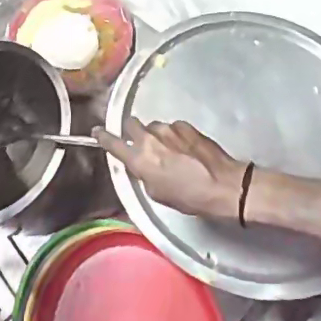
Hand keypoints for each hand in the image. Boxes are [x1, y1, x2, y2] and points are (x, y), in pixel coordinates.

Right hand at [93, 117, 247, 220]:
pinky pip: (173, 127)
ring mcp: (169, 129)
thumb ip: (143, 175)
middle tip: (141, 144)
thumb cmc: (189, 196)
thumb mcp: (157, 193)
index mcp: (139, 160)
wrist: (222, 184)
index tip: (98, 132)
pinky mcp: (186, 125)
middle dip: (132, 132)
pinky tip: (186, 149)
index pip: (112, 142)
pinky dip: (175, 136)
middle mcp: (150, 139)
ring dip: (157, 136)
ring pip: (154, 126)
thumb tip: (141, 165)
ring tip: (170, 152)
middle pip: (131, 124)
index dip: (103, 136)